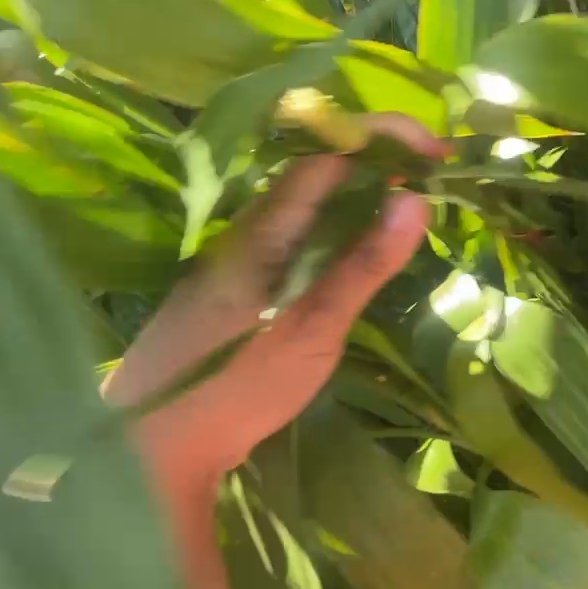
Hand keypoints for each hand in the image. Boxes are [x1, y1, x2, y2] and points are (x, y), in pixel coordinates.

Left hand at [104, 114, 440, 495]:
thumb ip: (364, 264)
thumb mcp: (313, 328)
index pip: (326, 155)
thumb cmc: (233, 386)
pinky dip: (348, 227)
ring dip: (367, 193)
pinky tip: (369, 250)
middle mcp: (250, 232)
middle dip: (382, 161)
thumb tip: (414, 200)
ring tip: (417, 206)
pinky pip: (306, 234)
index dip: (382, 139)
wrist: (150, 449)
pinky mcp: (247, 287)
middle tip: (438, 178)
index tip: (437, 152)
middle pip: (320, 172)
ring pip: (312, 205)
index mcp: (262, 231)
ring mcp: (245, 260)